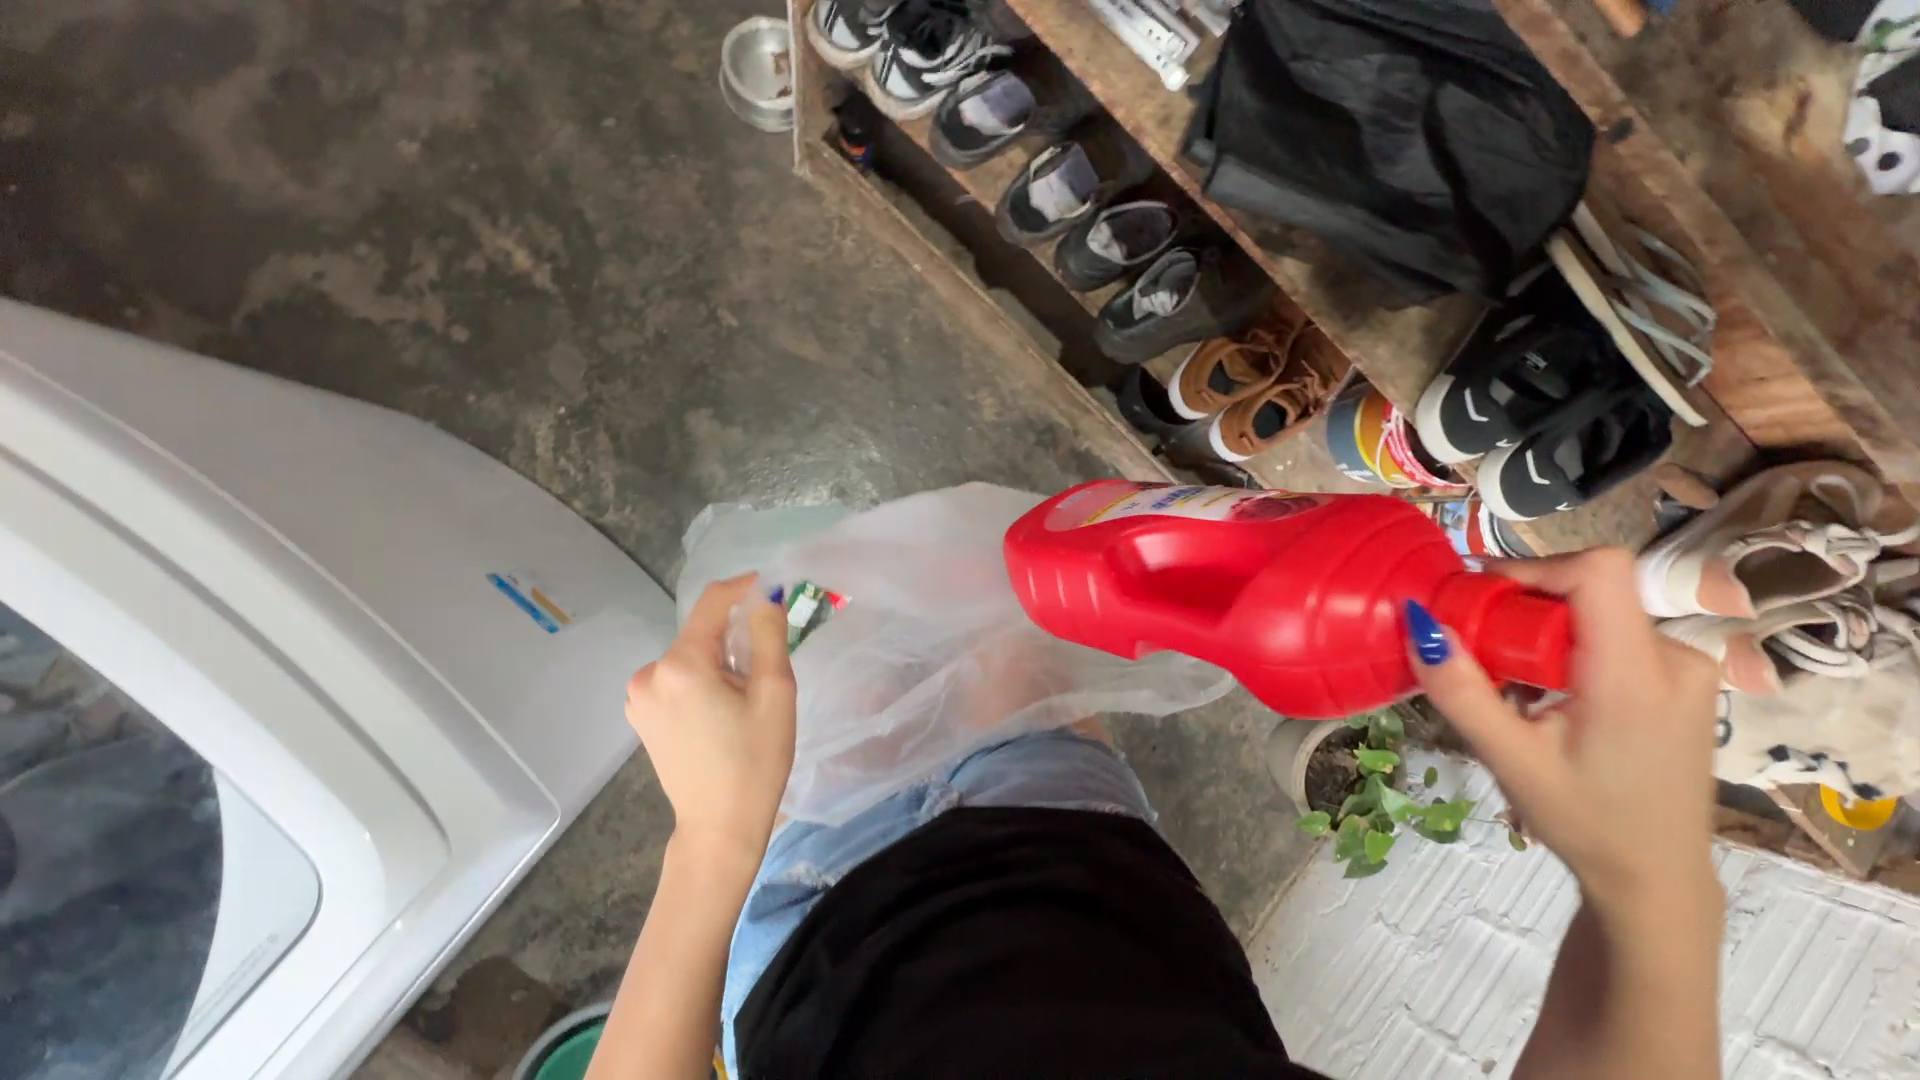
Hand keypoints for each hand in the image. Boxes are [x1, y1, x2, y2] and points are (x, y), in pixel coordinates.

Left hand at [625, 575, 796, 862]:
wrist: (720, 826)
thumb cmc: (756, 761)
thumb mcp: (775, 693)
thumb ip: (768, 635)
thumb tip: (764, 596)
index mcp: (681, 665)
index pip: (712, 603)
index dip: (744, 587)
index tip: (772, 587)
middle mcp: (649, 674)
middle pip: (702, 633)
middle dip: (735, 637)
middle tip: (768, 666)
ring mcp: (639, 697)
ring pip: (690, 657)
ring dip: (719, 661)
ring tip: (746, 698)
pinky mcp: (641, 716)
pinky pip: (678, 680)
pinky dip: (702, 681)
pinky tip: (722, 712)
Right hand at [1408, 548, 1722, 914]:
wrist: (1656, 873)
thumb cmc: (1583, 819)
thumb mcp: (1508, 759)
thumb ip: (1462, 691)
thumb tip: (1421, 623)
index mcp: (1636, 676)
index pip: (1598, 571)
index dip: (1534, 566)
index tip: (1482, 596)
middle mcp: (1676, 658)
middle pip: (1589, 590)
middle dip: (1524, 606)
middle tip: (1479, 648)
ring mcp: (1686, 668)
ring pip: (1598, 610)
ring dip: (1543, 628)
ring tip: (1510, 679)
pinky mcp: (1682, 679)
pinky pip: (1614, 632)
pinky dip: (1568, 645)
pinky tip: (1547, 691)